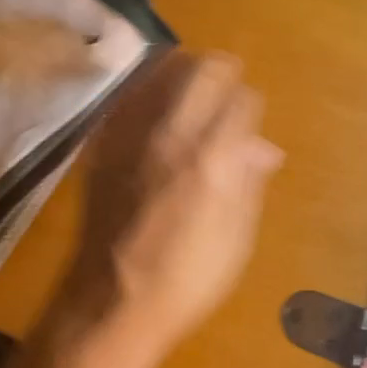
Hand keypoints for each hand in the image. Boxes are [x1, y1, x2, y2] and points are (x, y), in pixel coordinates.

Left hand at [63, 51, 282, 347]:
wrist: (111, 298)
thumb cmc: (186, 278)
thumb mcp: (237, 238)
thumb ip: (249, 181)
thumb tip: (263, 147)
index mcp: (213, 158)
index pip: (242, 99)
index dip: (250, 104)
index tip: (250, 114)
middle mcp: (172, 132)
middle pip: (202, 69)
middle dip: (221, 71)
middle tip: (225, 84)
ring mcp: (131, 133)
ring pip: (161, 70)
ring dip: (182, 71)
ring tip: (191, 86)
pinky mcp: (102, 141)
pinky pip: (129, 94)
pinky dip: (147, 89)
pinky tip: (154, 106)